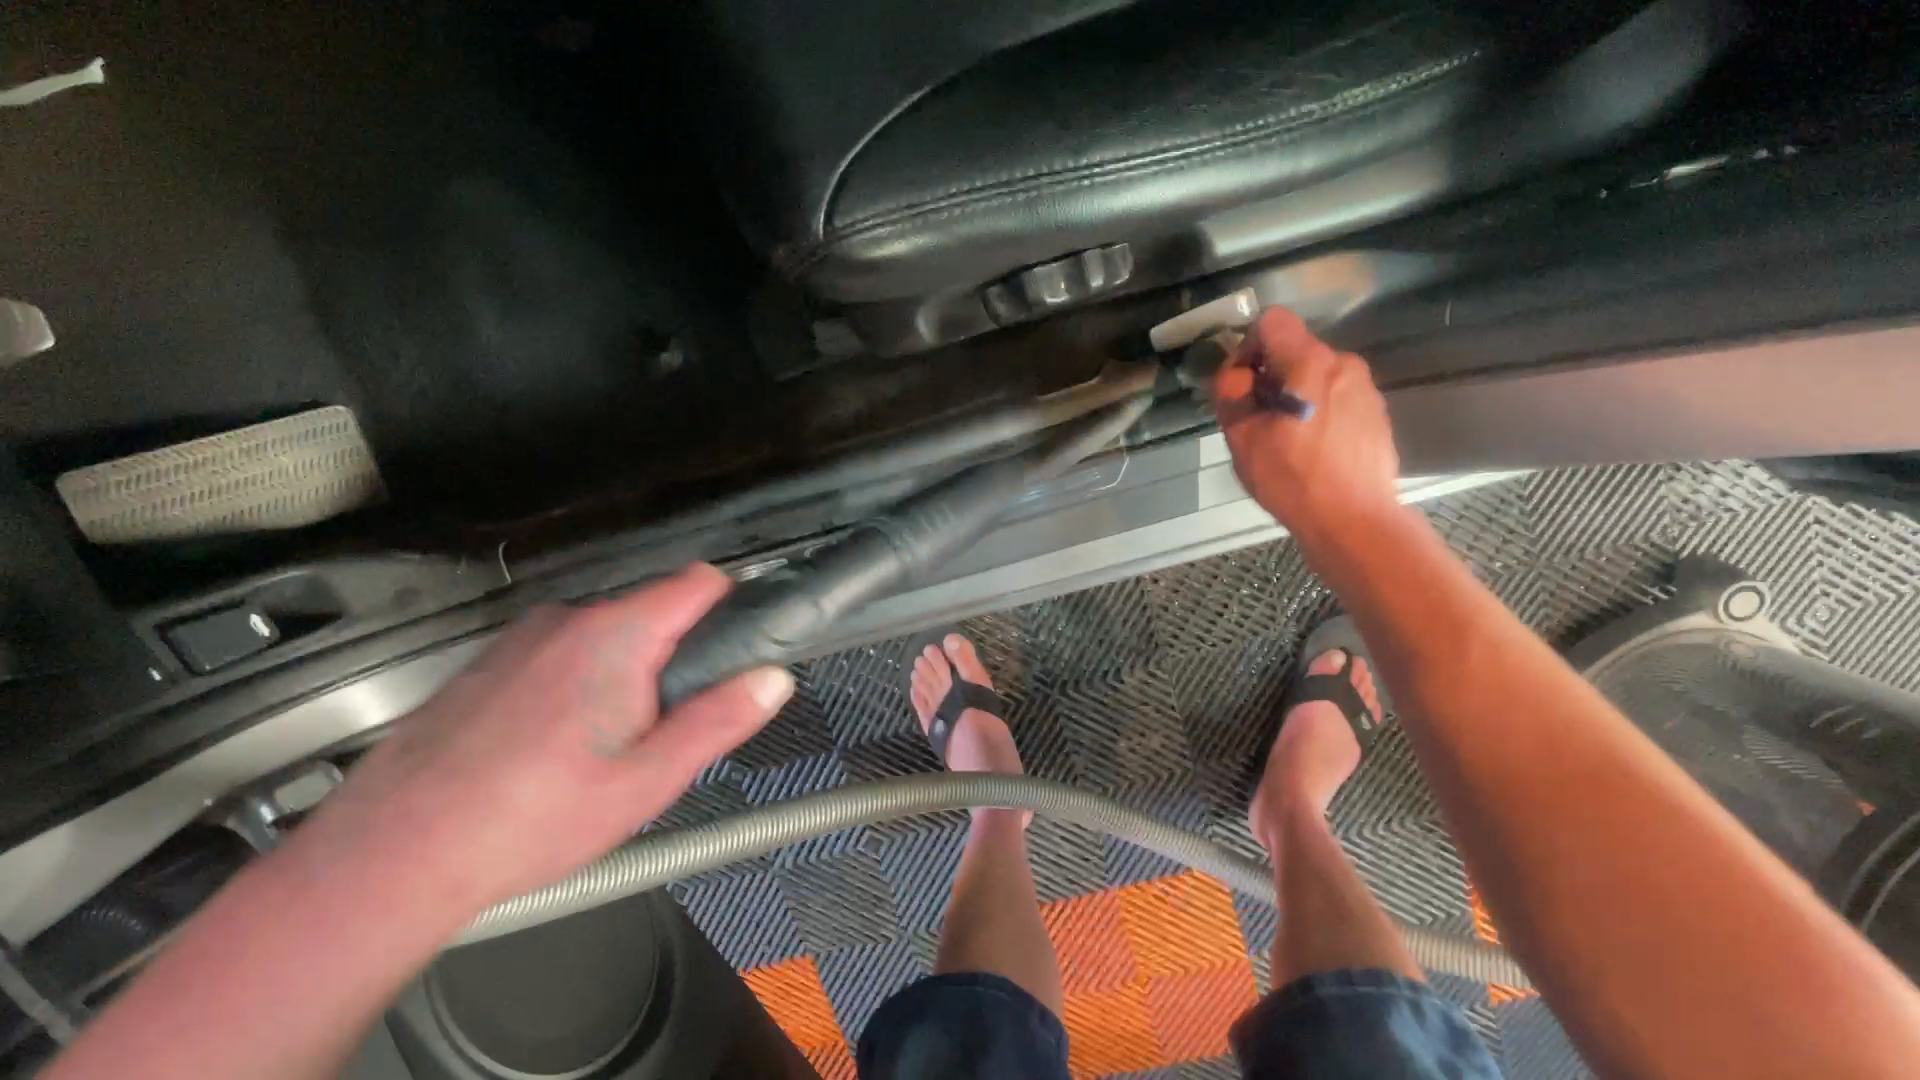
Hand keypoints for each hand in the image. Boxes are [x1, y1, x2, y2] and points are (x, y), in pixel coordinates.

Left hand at [298, 563, 793, 917]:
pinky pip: (558, 657)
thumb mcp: (647, 780)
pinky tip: (549, 753)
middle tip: (660, 735)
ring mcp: (522, 638)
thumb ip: (718, 720)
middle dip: (671, 662)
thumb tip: (774, 678)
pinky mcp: (489, 662)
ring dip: (621, 678)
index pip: (700, 582)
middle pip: (652, 614)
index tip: (734, 656)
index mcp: (617, 636)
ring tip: (599, 755)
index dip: (730, 609)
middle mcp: (569, 620)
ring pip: (604, 639)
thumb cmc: (530, 819)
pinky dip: (574, 687)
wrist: (393, 852)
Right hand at [1214, 307, 1402, 549]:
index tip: (1242, 385)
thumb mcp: (1242, 438)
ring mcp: (1365, 388)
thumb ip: (1232, 394)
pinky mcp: (1376, 413)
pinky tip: (1312, 451)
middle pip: (1295, 350)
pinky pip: (1336, 398)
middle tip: (1257, 420)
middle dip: (1271, 377)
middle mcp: (1343, 364)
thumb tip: (1237, 376)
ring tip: (1285, 440)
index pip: (1272, 321)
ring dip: (1295, 396)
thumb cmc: (1292, 478)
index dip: (1248, 346)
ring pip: (1316, 376)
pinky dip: (1318, 412)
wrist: (1353, 519)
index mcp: (1309, 362)